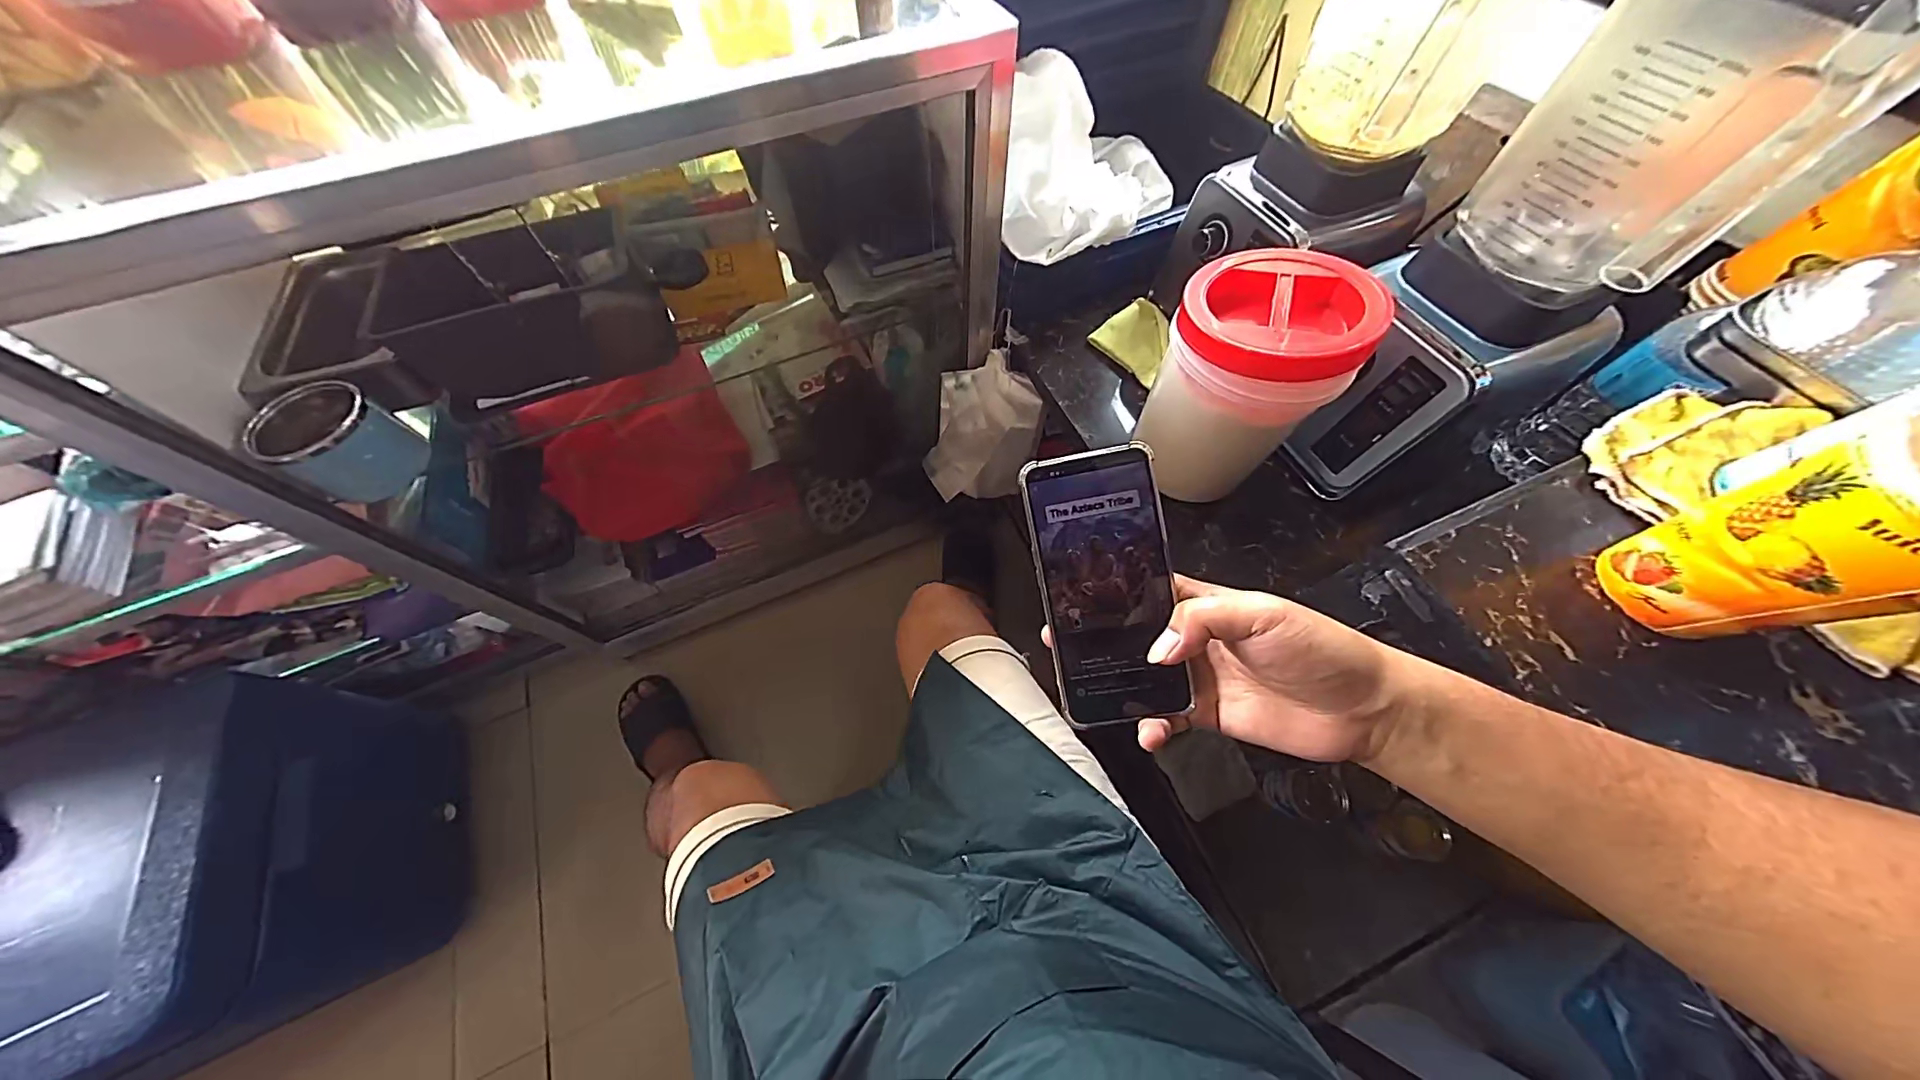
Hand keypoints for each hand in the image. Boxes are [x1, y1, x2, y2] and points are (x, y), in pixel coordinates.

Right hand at [1044, 576, 1411, 758]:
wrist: (1360, 709)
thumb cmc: (1323, 648)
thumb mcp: (1262, 614)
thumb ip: (1203, 620)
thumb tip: (1158, 647)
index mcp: (1205, 605)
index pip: (1150, 592)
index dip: (1116, 594)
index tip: (1083, 600)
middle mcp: (1196, 639)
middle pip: (1137, 636)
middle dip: (1104, 641)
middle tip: (1069, 644)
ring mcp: (1199, 676)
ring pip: (1145, 679)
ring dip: (1121, 685)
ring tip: (1099, 689)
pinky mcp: (1207, 713)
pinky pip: (1166, 717)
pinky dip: (1152, 725)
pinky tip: (1151, 728)